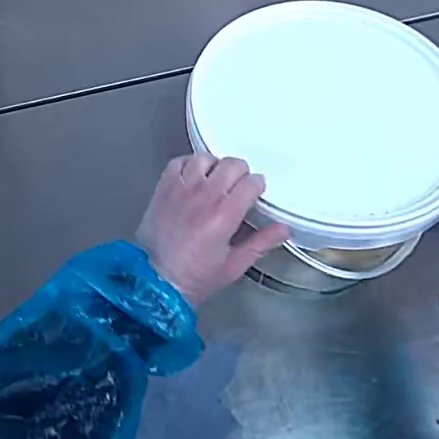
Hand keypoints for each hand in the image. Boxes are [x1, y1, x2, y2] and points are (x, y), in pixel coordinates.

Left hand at [135, 155, 292, 304]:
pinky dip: (189, 165)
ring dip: (215, 166)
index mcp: (225, 214)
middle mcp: (204, 195)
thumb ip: (261, 243)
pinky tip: (193, 177)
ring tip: (216, 180)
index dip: (257, 186)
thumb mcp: (233, 265)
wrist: (153, 281)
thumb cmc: (194, 277)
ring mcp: (181, 188)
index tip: (255, 194)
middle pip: (232, 164)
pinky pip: (179, 162)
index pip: (251, 182)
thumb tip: (284, 228)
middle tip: (238, 187)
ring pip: (205, 158)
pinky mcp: (163, 188)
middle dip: (241, 173)